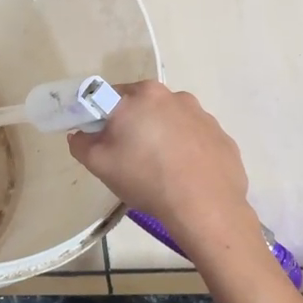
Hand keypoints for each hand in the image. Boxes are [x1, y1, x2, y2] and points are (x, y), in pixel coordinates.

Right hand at [68, 81, 261, 250]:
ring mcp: (202, 115)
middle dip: (131, 125)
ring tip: (158, 168)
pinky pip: (193, 137)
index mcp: (140, 96)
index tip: (101, 139)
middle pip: (141, 106)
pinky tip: (182, 174)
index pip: (107, 96)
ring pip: (169, 121)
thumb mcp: (99, 164)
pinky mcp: (221, 135)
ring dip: (160, 136)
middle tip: (126, 155)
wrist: (205, 206)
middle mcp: (173, 96)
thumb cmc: (145, 178)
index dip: (99, 117)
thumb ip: (81, 144)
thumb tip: (81, 135)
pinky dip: (184, 149)